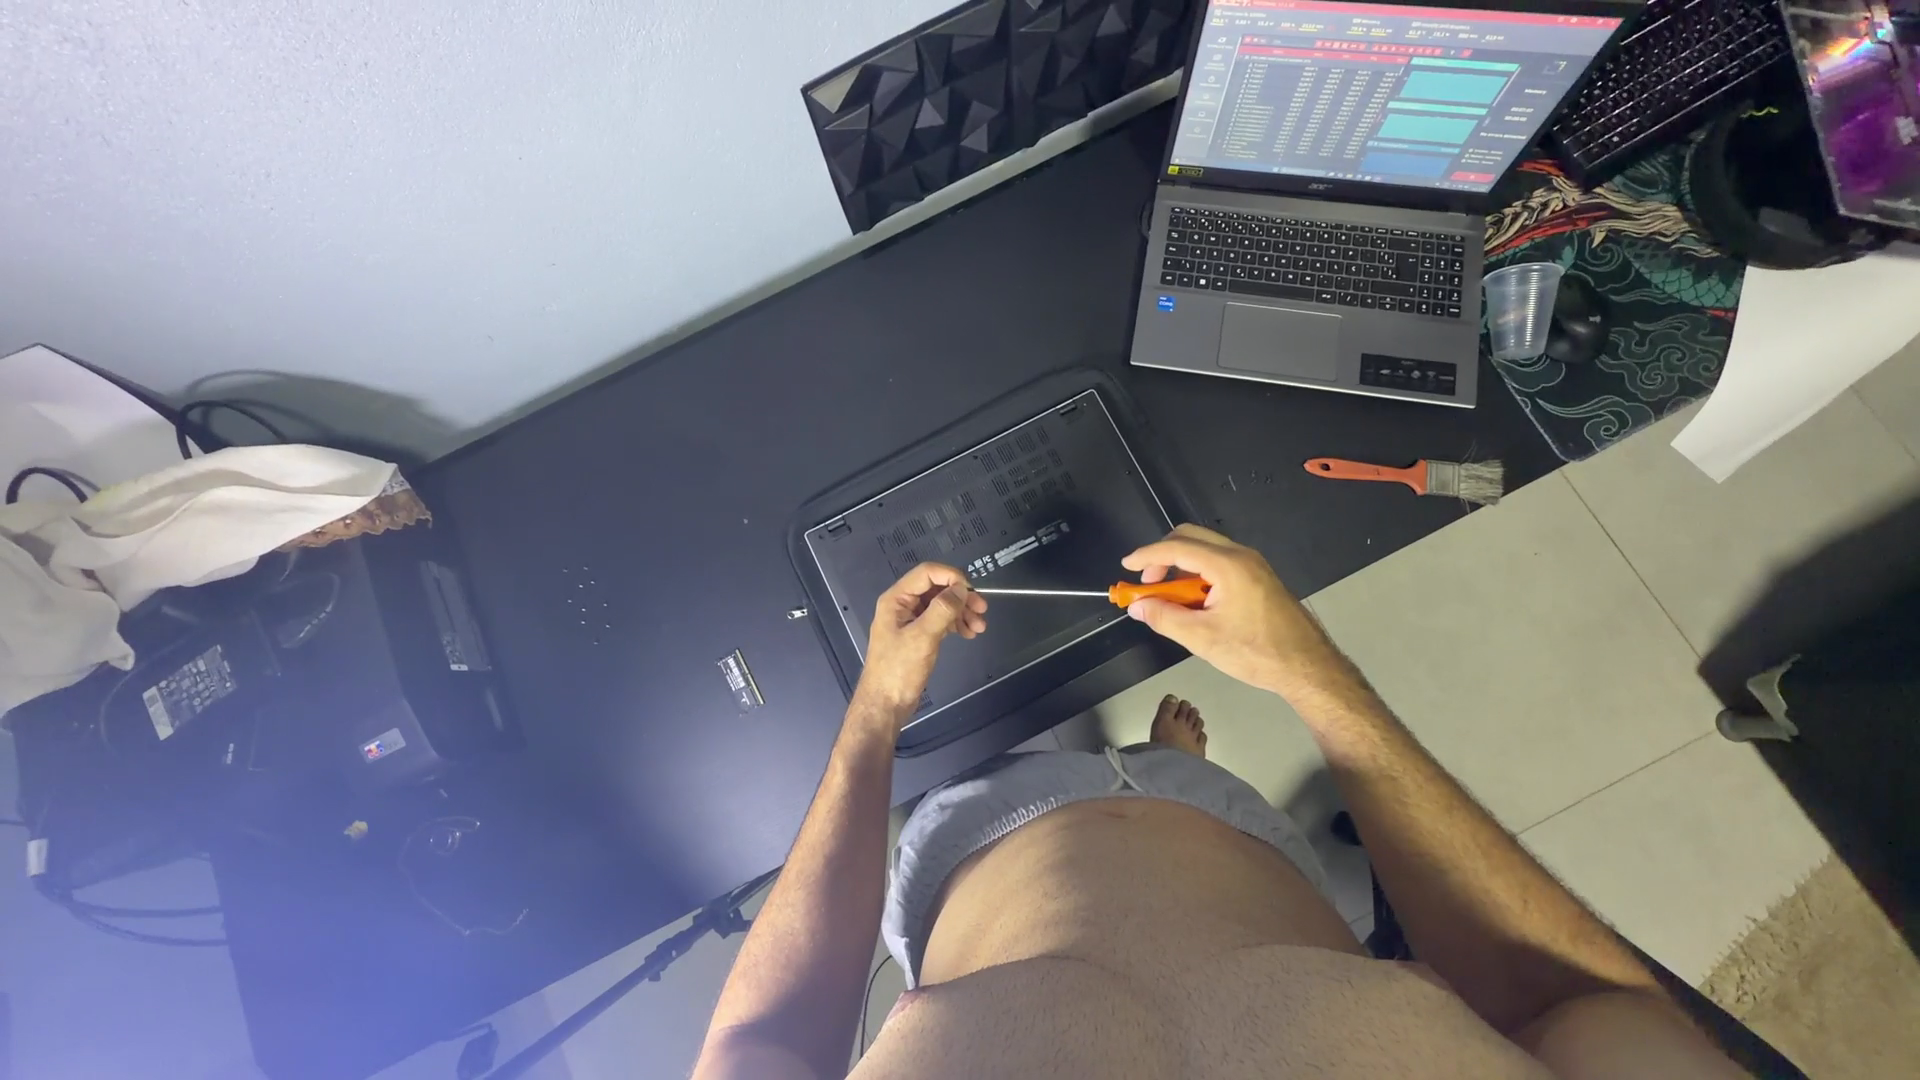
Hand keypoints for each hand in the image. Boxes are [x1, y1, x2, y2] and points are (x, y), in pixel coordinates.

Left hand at [853, 562, 988, 722]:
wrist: (885, 704)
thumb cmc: (899, 670)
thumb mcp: (923, 637)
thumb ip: (942, 609)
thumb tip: (961, 589)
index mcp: (896, 599)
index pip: (927, 573)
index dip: (952, 576)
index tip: (972, 591)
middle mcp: (902, 605)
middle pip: (936, 588)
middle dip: (960, 596)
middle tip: (982, 609)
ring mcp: (910, 620)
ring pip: (941, 605)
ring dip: (962, 612)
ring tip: (979, 627)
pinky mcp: (918, 635)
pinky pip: (940, 620)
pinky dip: (955, 623)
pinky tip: (968, 633)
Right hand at [1121, 524, 1349, 699]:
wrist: (1309, 667)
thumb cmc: (1256, 652)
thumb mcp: (1202, 639)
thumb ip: (1164, 618)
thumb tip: (1138, 606)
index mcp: (1227, 565)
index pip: (1177, 548)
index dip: (1147, 556)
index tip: (1126, 567)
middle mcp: (1241, 556)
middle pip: (1191, 537)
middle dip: (1163, 556)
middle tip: (1148, 583)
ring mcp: (1253, 565)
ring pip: (1206, 550)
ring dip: (1181, 566)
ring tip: (1170, 598)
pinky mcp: (1258, 577)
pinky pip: (1220, 562)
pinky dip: (1198, 574)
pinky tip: (1194, 602)